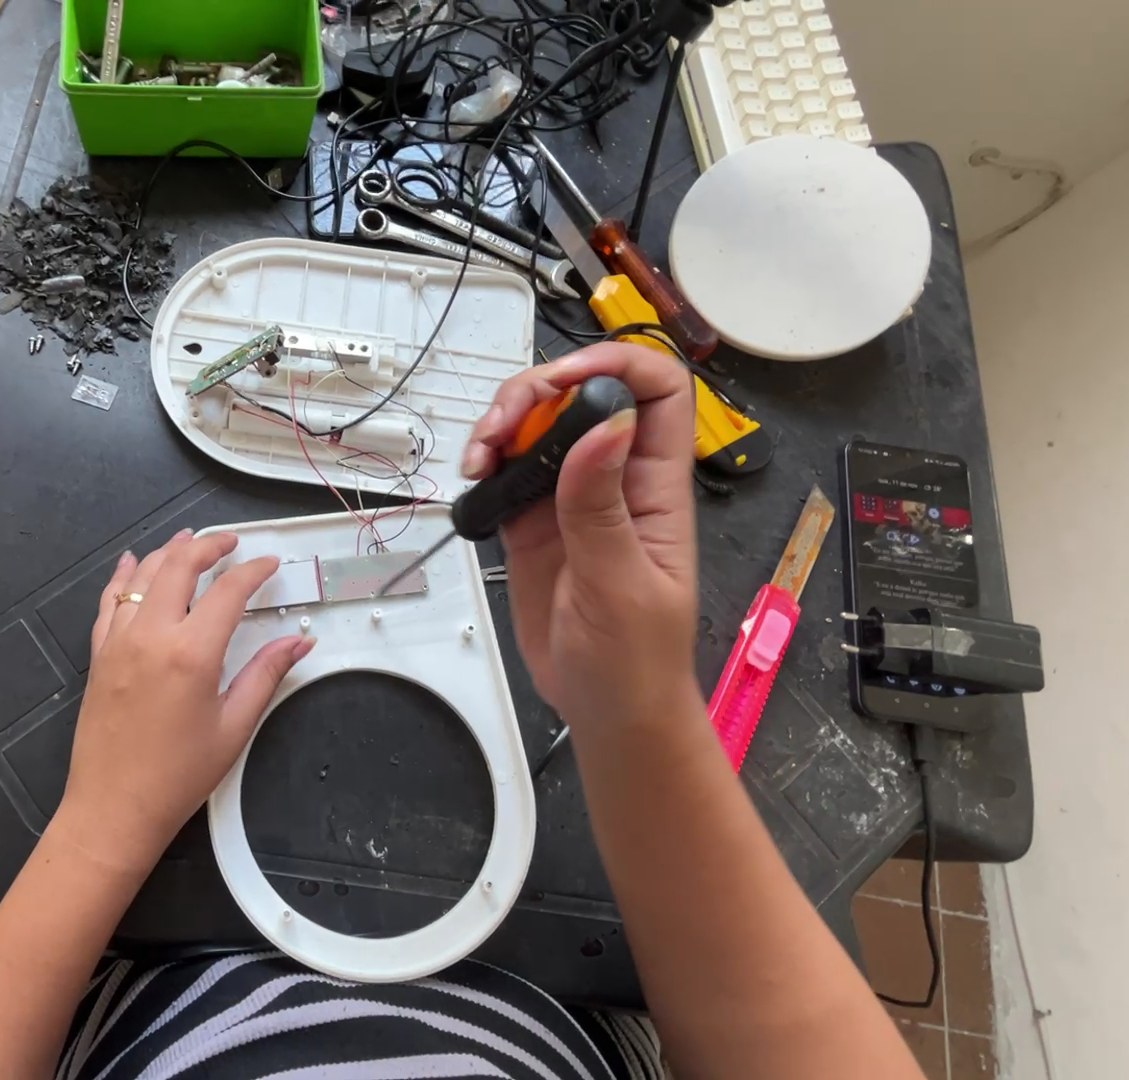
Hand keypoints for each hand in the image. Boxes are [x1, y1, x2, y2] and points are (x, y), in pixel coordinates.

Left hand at [56, 530, 314, 869]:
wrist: (113, 809)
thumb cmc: (180, 775)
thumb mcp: (234, 726)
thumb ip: (267, 675)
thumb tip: (300, 642)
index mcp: (191, 653)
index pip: (228, 591)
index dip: (253, 571)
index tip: (269, 564)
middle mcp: (151, 635)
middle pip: (179, 567)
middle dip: (208, 546)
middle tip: (230, 542)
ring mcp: (118, 641)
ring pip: (141, 576)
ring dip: (167, 552)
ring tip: (188, 541)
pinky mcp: (98, 654)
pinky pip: (109, 601)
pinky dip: (122, 576)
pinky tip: (130, 563)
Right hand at [462, 343, 700, 727]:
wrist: (603, 708)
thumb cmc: (633, 660)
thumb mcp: (620, 585)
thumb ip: (602, 508)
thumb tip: (603, 425)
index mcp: (654, 486)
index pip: (655, 392)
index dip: (614, 365)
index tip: (560, 382)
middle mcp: (612, 479)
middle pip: (578, 398)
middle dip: (532, 395)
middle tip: (495, 430)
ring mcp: (568, 500)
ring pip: (535, 429)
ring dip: (499, 427)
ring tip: (475, 460)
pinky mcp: (532, 523)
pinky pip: (507, 473)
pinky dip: (485, 466)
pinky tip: (473, 480)